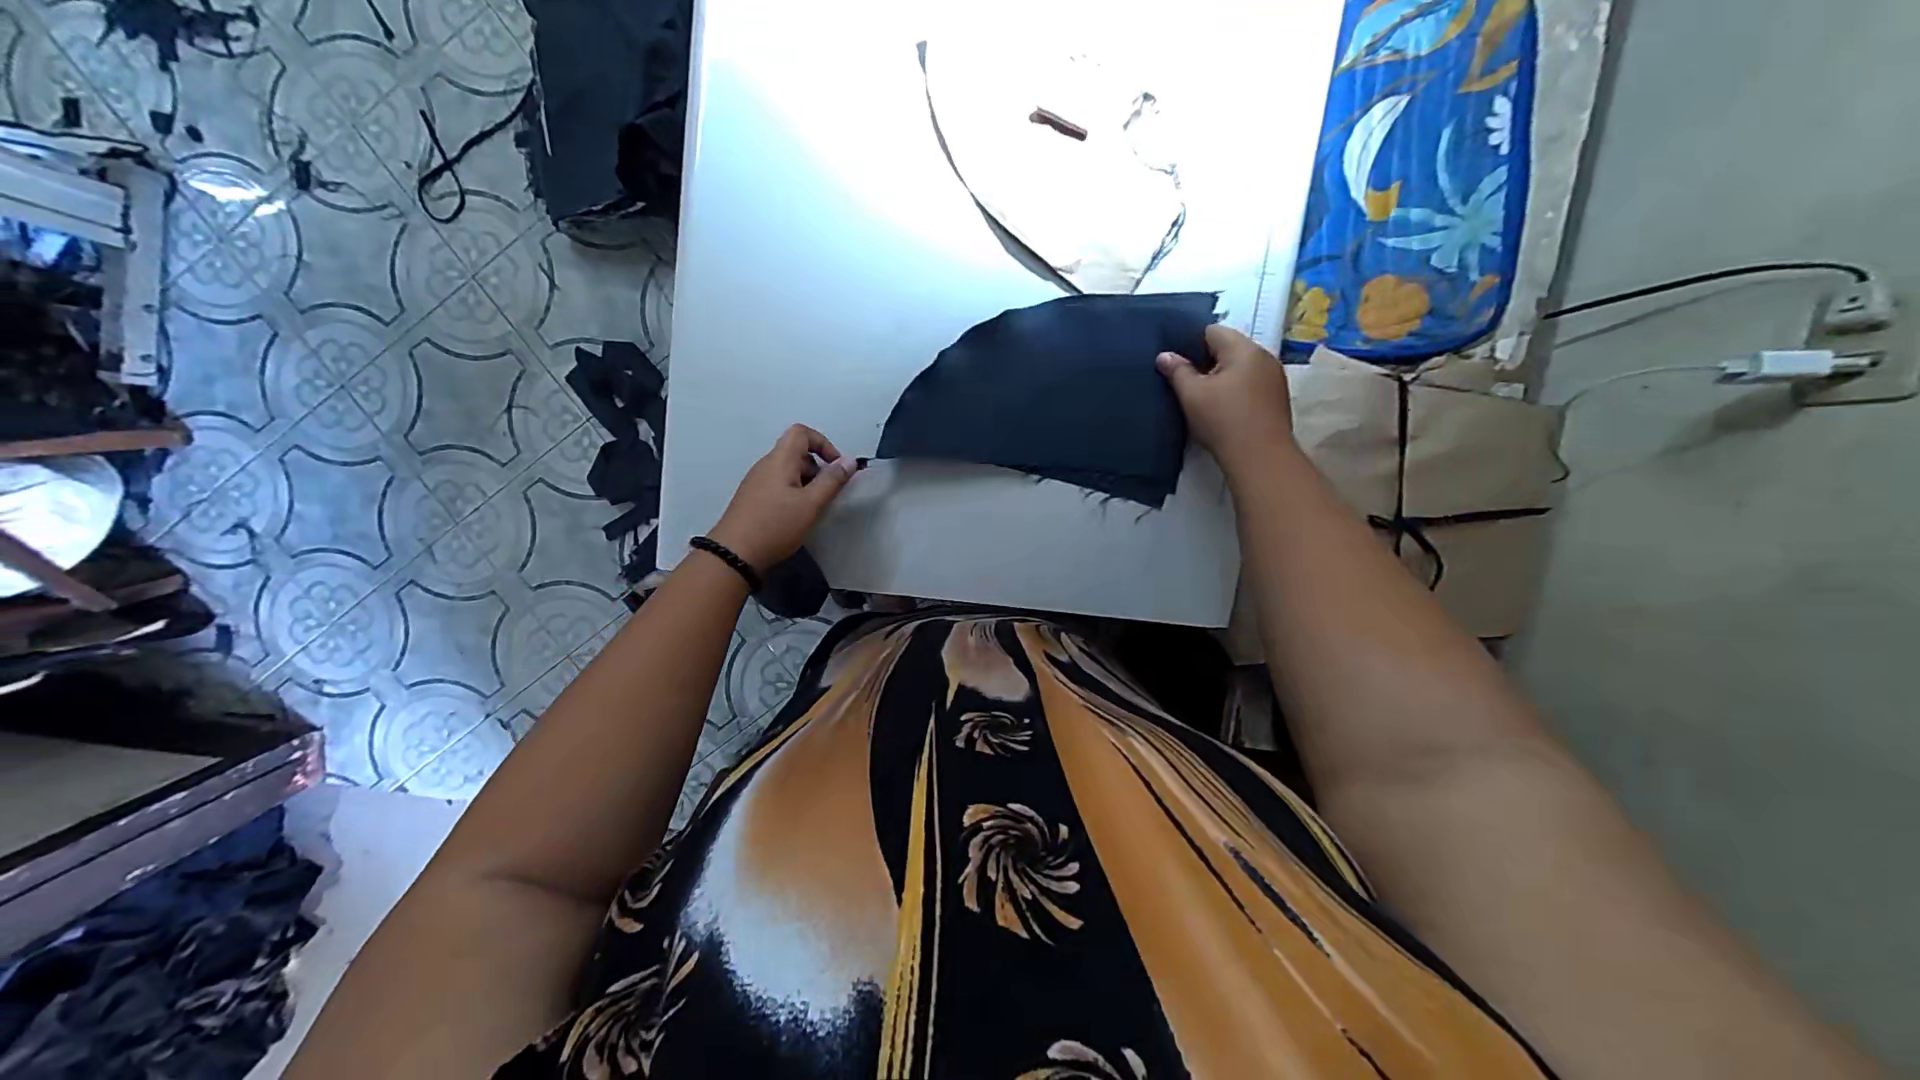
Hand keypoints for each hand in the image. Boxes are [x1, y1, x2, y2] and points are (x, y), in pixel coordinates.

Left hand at [707, 424, 859, 571]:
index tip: (836, 467)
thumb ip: (832, 481)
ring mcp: (757, 482)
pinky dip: (794, 493)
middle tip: (829, 493)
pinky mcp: (753, 498)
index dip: (823, 443)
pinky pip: (779, 485)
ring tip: (814, 508)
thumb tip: (849, 461)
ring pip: (788, 471)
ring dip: (807, 483)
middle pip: (796, 452)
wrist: (734, 554)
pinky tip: (797, 516)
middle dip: (818, 468)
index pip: (801, 432)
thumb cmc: (775, 525)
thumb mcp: (810, 504)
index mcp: (779, 460)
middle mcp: (766, 465)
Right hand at [1156, 324, 1295, 474]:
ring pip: (1241, 368)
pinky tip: (1223, 410)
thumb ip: (1177, 371)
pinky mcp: (1277, 400)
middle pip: (1229, 349)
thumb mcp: (1191, 394)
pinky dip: (1235, 391)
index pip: (1213, 331)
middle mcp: (1264, 357)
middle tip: (1185, 382)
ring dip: (1222, 378)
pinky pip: (1251, 385)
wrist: (1260, 457)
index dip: (1191, 343)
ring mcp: (1274, 379)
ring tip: (1202, 398)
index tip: (1176, 362)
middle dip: (1206, 361)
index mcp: (1243, 349)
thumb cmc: (1223, 420)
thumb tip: (1165, 355)